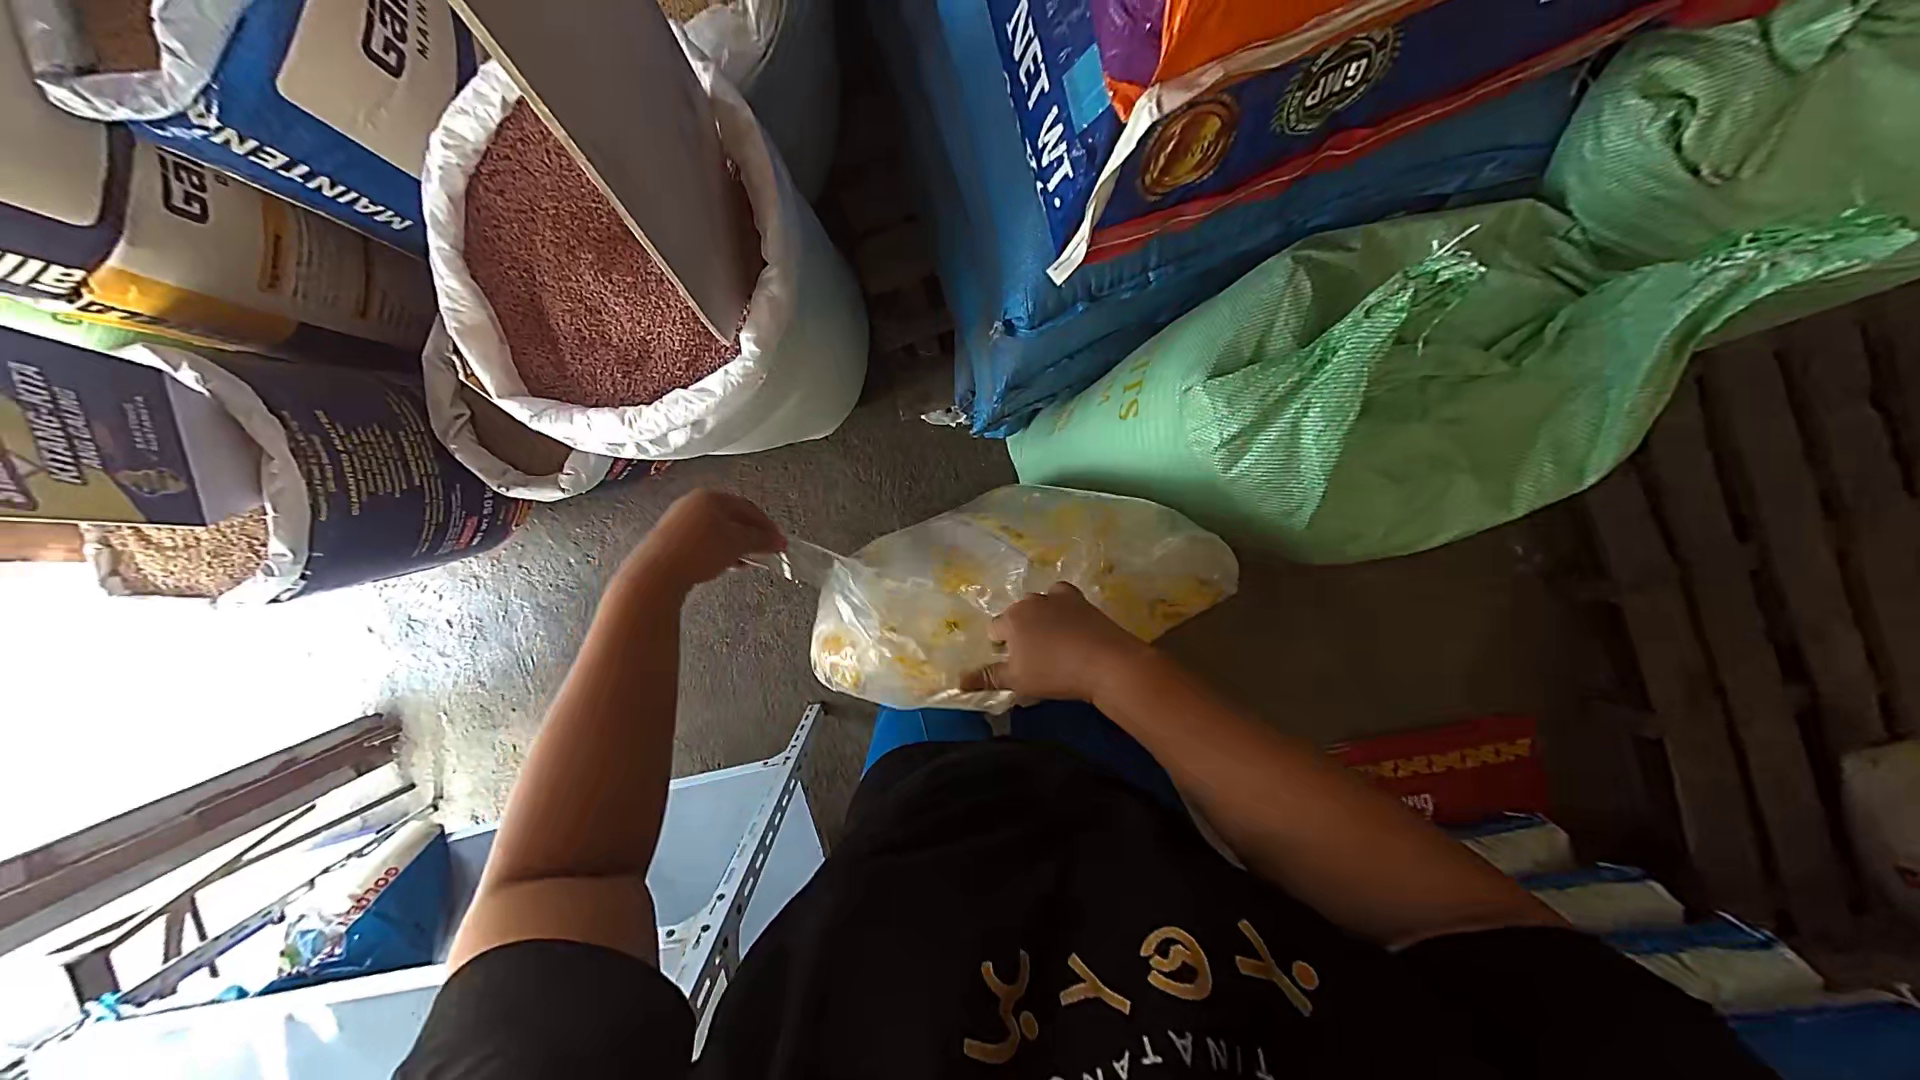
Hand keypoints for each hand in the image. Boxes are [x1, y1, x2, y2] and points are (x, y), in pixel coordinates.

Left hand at [627, 490, 784, 591]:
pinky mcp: (671, 538)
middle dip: (751, 535)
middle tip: (764, 550)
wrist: (656, 573)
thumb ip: (761, 540)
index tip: (778, 540)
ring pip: (718, 529)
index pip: (749, 508)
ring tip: (746, 560)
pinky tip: (724, 563)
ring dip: (735, 544)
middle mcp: (694, 503)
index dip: (767, 525)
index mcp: (711, 497)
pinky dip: (718, 549)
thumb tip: (777, 541)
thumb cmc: (696, 552)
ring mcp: (680, 519)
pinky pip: (703, 540)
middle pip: (732, 517)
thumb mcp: (738, 544)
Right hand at [977, 583, 1151, 702]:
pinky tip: (1069, 623)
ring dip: (1040, 618)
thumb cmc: (1054, 673)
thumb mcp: (1017, 680)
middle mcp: (1031, 601)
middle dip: (1020, 631)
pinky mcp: (1081, 600)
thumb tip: (959, 680)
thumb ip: (987, 677)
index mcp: (1011, 619)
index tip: (1014, 663)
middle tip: (1034, 655)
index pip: (995, 630)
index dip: (1001, 647)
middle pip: (1016, 614)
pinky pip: (1063, 598)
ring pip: (1039, 604)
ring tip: (1052, 641)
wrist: (1106, 662)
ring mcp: (1058, 597)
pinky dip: (1061, 607)